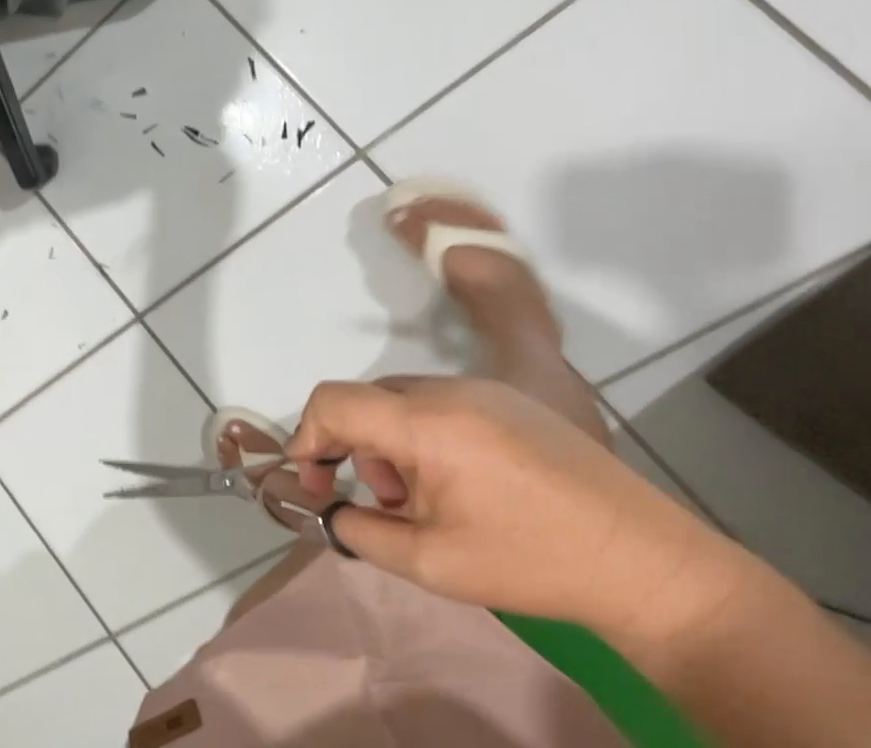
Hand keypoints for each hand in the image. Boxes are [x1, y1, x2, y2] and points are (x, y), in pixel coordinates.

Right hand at [288, 375, 737, 633]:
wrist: (649, 567)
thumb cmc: (532, 564)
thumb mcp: (428, 563)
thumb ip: (358, 530)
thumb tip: (331, 510)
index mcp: (427, 423)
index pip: (333, 402)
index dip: (308, 438)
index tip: (317, 484)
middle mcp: (452, 391)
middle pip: (366, 400)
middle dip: (354, 448)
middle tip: (387, 503)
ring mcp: (488, 391)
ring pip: (402, 401)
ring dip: (390, 443)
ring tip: (428, 499)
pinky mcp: (515, 402)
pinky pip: (440, 403)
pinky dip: (425, 435)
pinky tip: (461, 483)